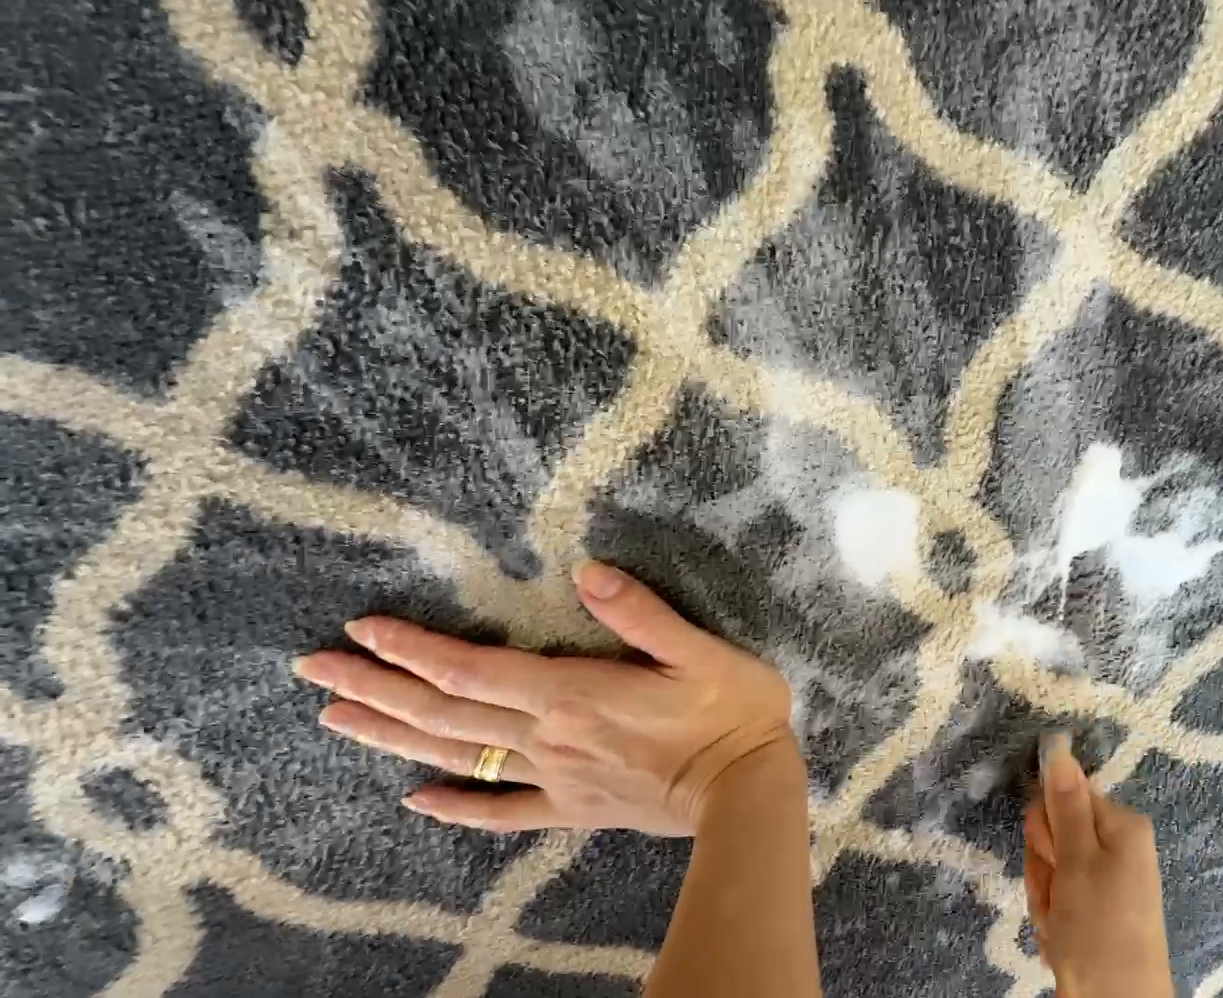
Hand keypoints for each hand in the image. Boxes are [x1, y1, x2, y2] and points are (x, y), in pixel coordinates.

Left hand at [292, 560, 797, 834]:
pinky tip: (416, 799)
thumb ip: (642, 613)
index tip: (364, 629)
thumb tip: (586, 571)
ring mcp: (557, 780)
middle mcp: (551, 739)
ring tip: (335, 720)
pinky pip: (501, 811)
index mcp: (576, 695)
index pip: (476, 671)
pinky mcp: (573, 808)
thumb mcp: (701, 650)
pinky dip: (455, 806)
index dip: (416, 649)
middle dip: (378, 688)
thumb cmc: (732, 710)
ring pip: (460, 757)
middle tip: (315, 669)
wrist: (748, 790)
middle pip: (448, 714)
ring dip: (395, 736)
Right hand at [1024, 736, 1174, 997]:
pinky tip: (1063, 937)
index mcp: (1121, 825)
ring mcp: (1102, 880)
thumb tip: (1058, 747)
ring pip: (1048, 866)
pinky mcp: (1091, 909)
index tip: (1053, 855)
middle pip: (1053, 830)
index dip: (1048, 826)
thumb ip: (1065, 804)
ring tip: (1062, 922)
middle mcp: (1115, 846)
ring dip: (1045, 895)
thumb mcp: (1078, 861)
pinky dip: (1051, 917)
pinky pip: (1055, 897)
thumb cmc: (1101, 928)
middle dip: (1044, 864)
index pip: (1064, 795)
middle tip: (1059, 894)